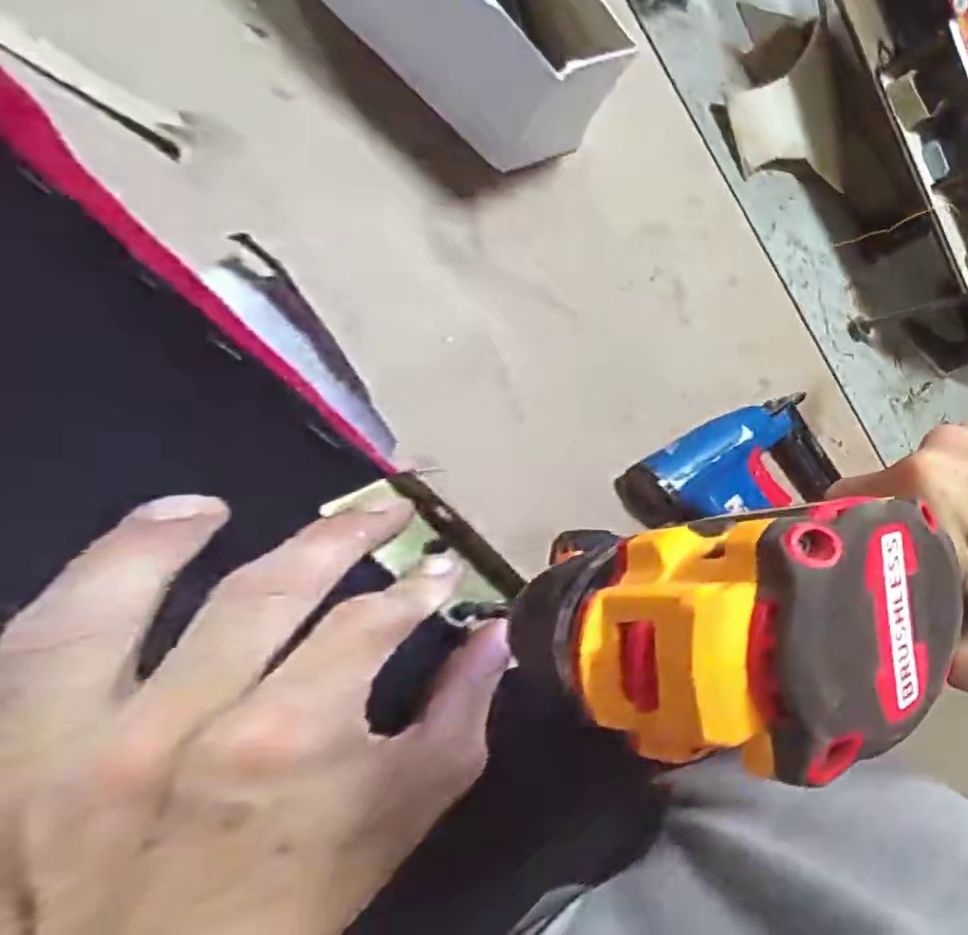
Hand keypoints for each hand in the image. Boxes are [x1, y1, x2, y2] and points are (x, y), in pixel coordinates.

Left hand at [0, 494, 509, 934]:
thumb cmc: (311, 884)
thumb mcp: (419, 795)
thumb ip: (464, 703)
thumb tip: (493, 631)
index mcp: (287, 736)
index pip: (372, 619)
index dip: (419, 585)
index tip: (443, 571)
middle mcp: (174, 727)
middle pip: (263, 592)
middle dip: (340, 537)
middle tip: (383, 512)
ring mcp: (65, 750)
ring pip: (100, 613)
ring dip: (154, 545)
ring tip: (200, 508)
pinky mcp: (2, 772)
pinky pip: (15, 667)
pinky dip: (62, 607)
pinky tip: (109, 575)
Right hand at [828, 422, 967, 690]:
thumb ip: (923, 656)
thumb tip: (895, 651)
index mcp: (923, 480)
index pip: (840, 514)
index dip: (838, 558)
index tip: (853, 595)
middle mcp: (937, 442)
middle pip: (879, 499)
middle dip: (885, 546)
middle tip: (909, 591)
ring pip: (917, 485)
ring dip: (923, 522)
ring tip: (959, 565)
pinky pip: (953, 471)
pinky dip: (955, 502)